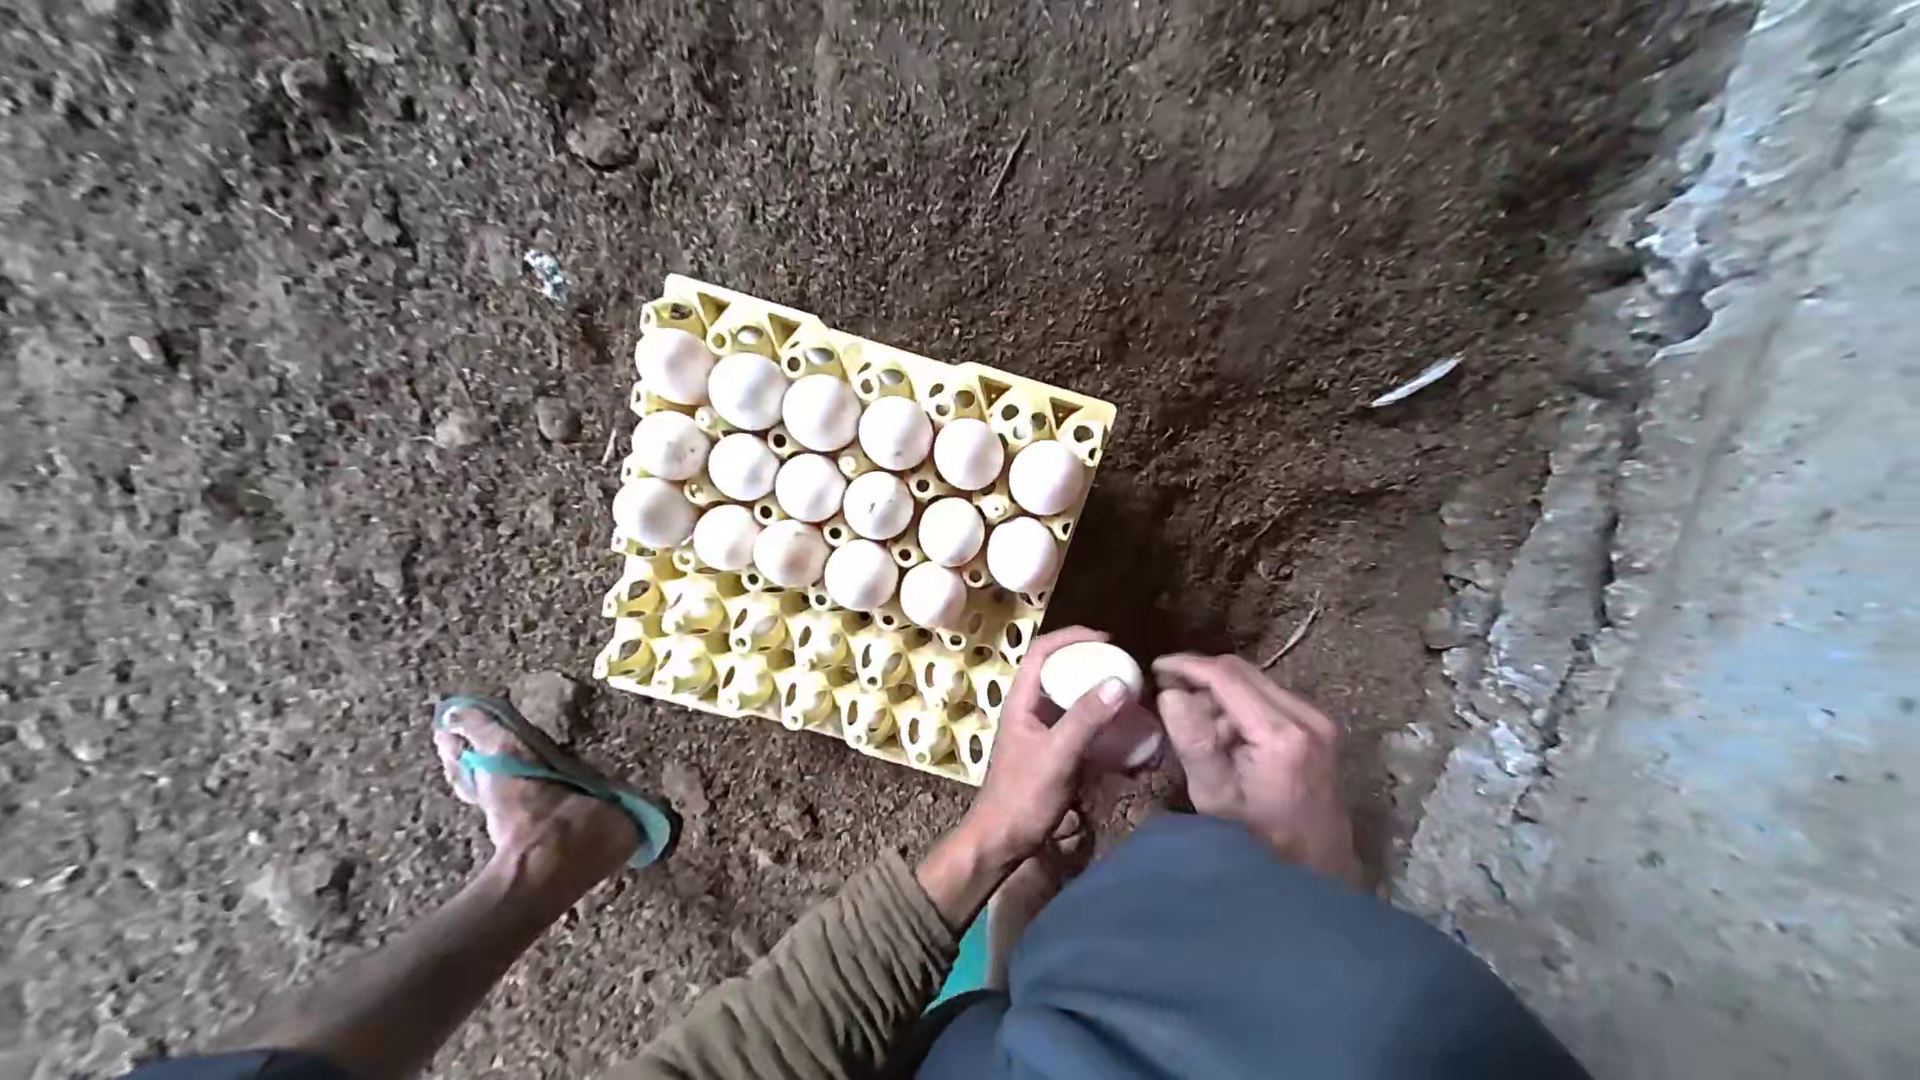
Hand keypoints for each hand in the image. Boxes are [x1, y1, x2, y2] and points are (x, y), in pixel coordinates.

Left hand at [963, 625, 1130, 861]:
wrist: (1003, 841)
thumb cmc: (1023, 796)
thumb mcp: (1057, 755)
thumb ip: (1085, 719)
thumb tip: (1117, 682)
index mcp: (1021, 700)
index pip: (1042, 651)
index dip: (1071, 637)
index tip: (1106, 640)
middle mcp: (1030, 709)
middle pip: (1058, 671)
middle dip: (1090, 664)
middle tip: (1123, 666)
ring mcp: (1040, 731)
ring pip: (1070, 699)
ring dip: (1097, 694)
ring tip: (1128, 695)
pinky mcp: (1052, 752)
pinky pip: (1079, 727)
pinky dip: (1099, 724)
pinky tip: (1123, 733)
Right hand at [1153, 654, 1361, 885]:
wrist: (1318, 873)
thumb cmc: (1259, 842)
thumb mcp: (1214, 795)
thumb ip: (1192, 741)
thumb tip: (1169, 692)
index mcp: (1282, 734)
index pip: (1227, 677)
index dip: (1186, 665)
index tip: (1154, 667)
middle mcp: (1307, 716)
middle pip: (1241, 671)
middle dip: (1200, 676)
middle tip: (1168, 692)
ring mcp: (1317, 720)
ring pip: (1254, 680)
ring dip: (1218, 691)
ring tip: (1196, 722)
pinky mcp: (1317, 727)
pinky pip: (1266, 695)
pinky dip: (1237, 702)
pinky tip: (1223, 731)